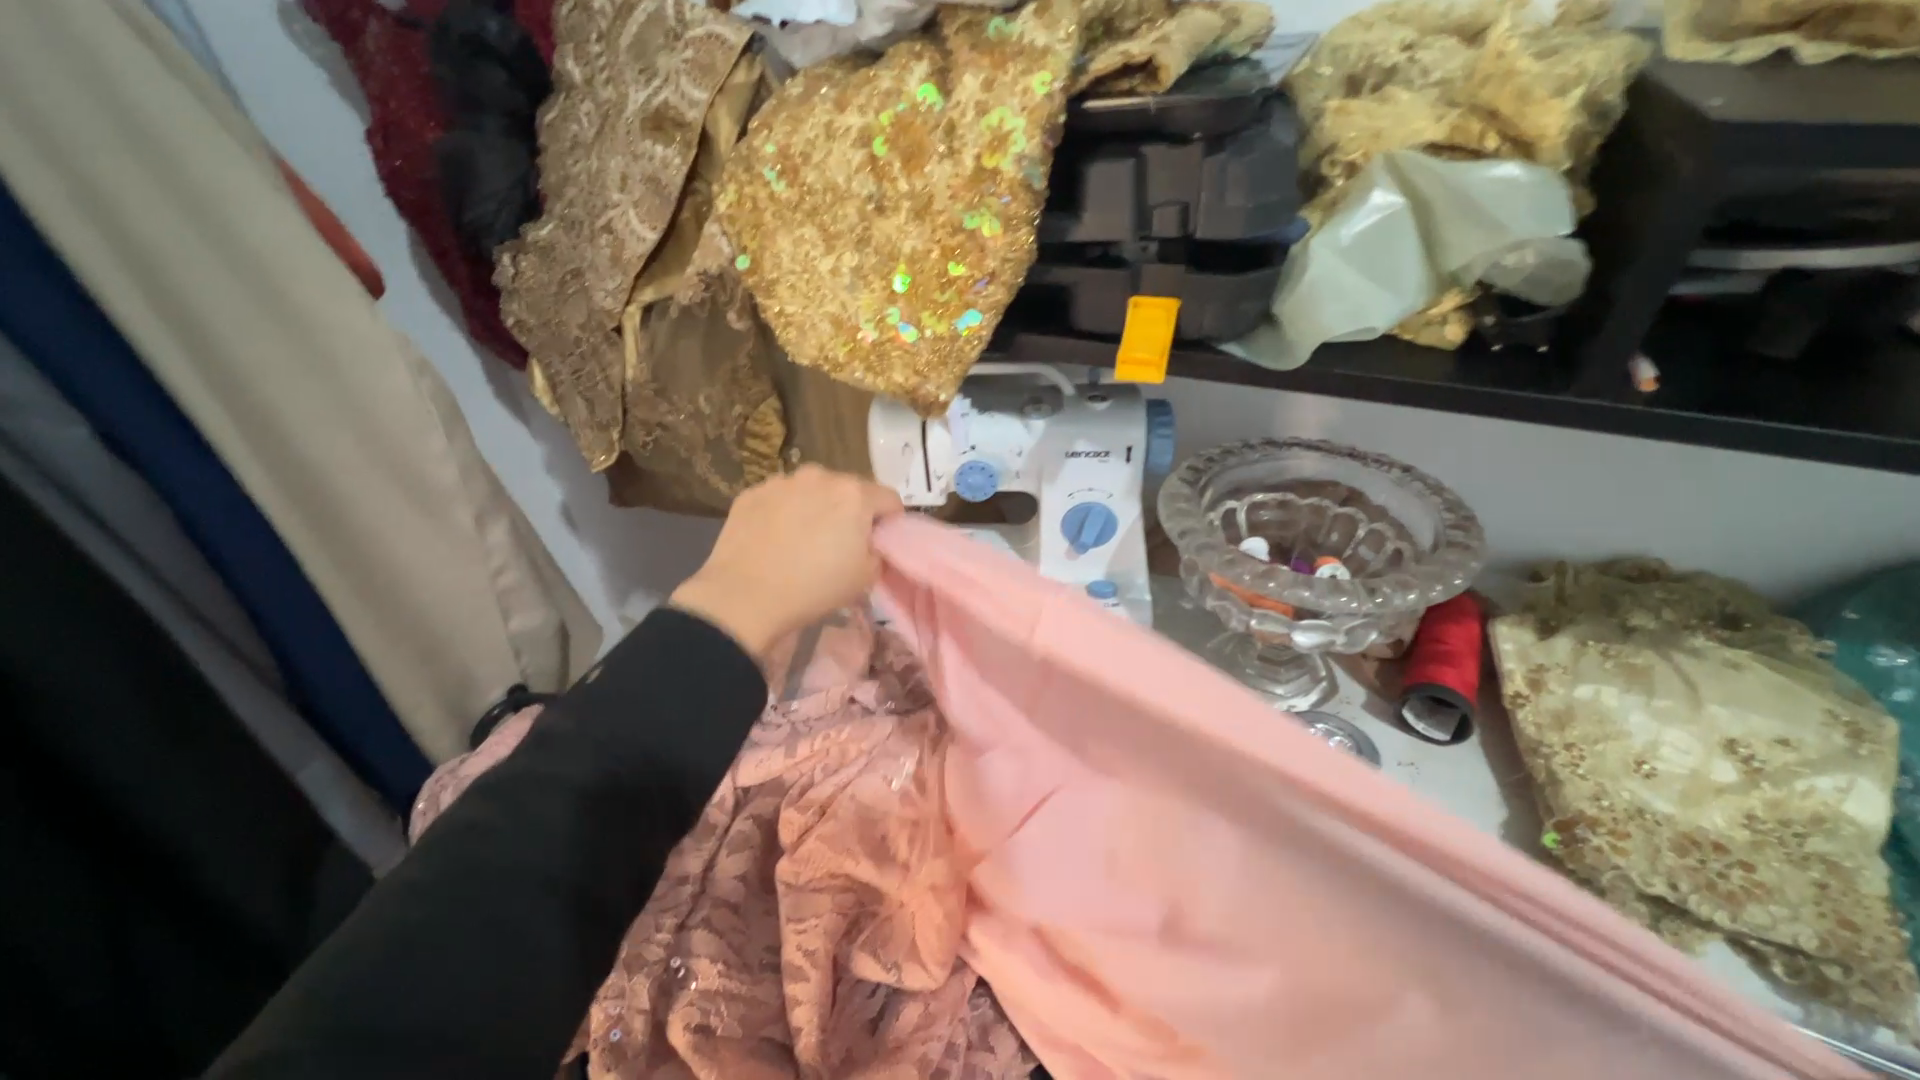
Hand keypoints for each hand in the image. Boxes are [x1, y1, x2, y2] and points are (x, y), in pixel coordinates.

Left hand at [668, 466, 903, 661]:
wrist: (743, 597)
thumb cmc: (814, 587)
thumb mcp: (866, 579)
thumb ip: (878, 553)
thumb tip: (871, 545)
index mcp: (855, 494)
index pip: (890, 499)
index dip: (890, 522)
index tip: (880, 544)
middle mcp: (820, 476)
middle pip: (849, 490)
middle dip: (851, 512)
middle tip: (841, 545)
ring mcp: (781, 482)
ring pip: (812, 491)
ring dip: (816, 509)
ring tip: (803, 542)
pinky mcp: (751, 493)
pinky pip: (780, 499)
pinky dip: (783, 514)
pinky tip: (775, 542)